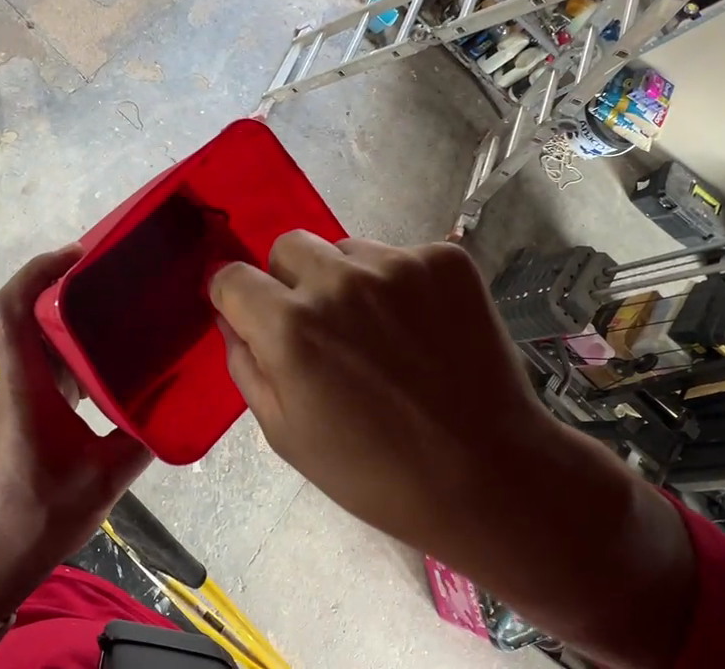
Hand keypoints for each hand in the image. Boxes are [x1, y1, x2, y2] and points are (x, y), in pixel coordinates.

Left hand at [0, 245, 152, 619]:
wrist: (0, 555)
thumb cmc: (42, 514)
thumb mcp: (104, 478)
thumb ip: (141, 436)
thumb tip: (178, 398)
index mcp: (26, 384)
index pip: (11, 305)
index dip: (38, 268)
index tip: (79, 253)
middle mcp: (19, 377)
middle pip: (26, 309)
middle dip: (64, 280)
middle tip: (115, 269)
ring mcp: (23, 391)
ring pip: (39, 332)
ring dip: (69, 310)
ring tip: (121, 299)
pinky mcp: (32, 406)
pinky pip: (50, 357)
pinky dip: (75, 343)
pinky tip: (113, 352)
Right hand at [210, 234, 696, 666]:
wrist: (492, 477)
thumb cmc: (376, 472)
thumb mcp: (286, 435)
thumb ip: (246, 365)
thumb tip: (232, 318)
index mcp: (290, 328)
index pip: (232, 276)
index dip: (235, 297)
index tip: (250, 315)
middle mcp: (338, 282)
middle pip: (287, 247)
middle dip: (290, 280)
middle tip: (321, 326)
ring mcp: (397, 264)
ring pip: (345, 249)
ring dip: (347, 280)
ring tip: (381, 333)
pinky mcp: (446, 260)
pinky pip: (399, 256)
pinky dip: (400, 285)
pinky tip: (421, 329)